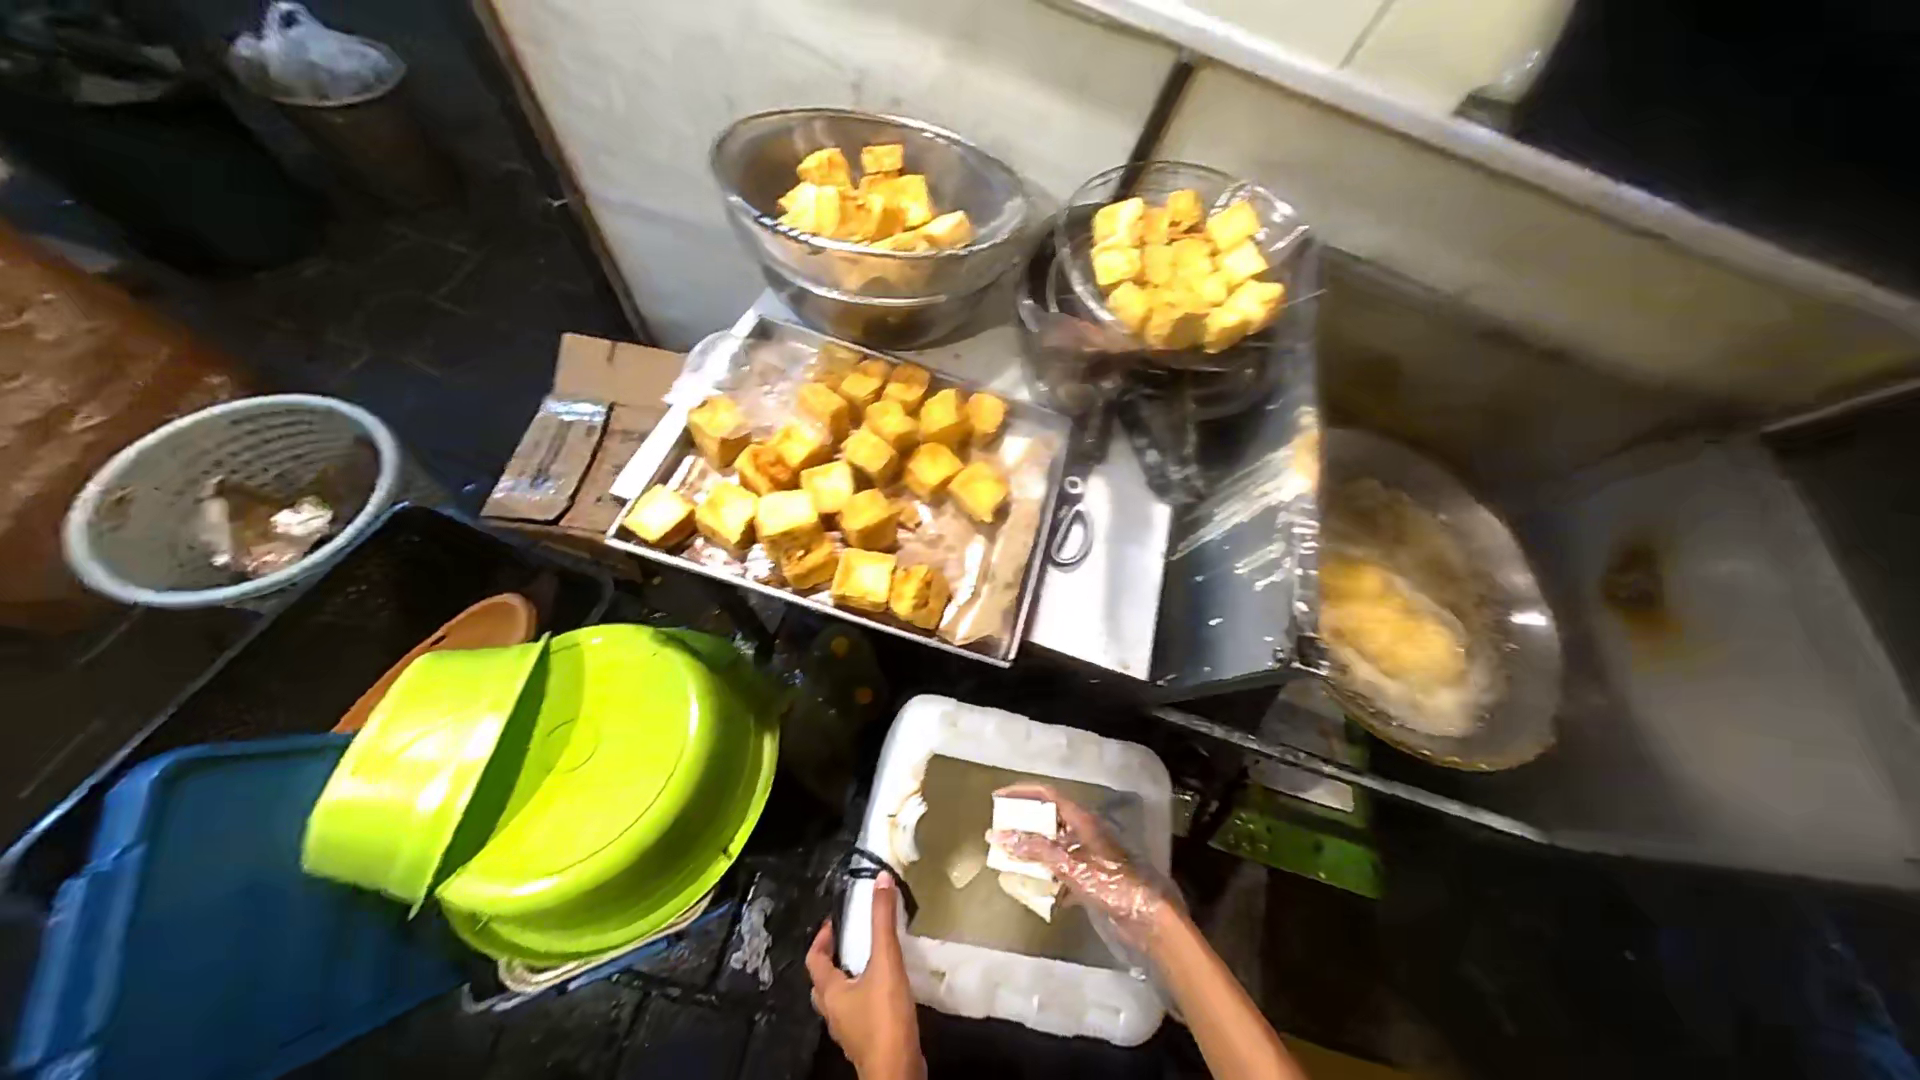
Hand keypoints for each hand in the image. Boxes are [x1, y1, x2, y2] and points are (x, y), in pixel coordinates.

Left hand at [806, 872, 924, 1079]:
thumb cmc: (884, 1018)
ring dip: (849, 978)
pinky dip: (865, 996)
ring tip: (870, 959)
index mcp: (830, 992)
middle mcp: (834, 1012)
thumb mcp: (886, 961)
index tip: (836, 921)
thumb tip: (881, 879)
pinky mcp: (866, 1041)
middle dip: (833, 959)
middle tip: (850, 940)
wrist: (897, 1073)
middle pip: (823, 981)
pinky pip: (858, 1012)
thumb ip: (883, 921)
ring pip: (840, 998)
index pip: (814, 960)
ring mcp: (849, 1030)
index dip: (822, 939)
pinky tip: (886, 988)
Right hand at [986, 783, 1171, 946]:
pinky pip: (1063, 870)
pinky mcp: (1093, 877)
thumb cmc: (1112, 884)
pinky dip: (1048, 876)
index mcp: (1082, 820)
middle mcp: (1085, 832)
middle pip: (1049, 820)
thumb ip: (1037, 850)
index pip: (1048, 795)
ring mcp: (1090, 855)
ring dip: (1034, 853)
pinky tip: (1037, 890)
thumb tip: (1001, 835)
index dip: (1022, 793)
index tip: (998, 798)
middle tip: (1000, 832)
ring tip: (1011, 860)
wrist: (1148, 917)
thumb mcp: (1071, 865)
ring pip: (1055, 847)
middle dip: (1024, 825)